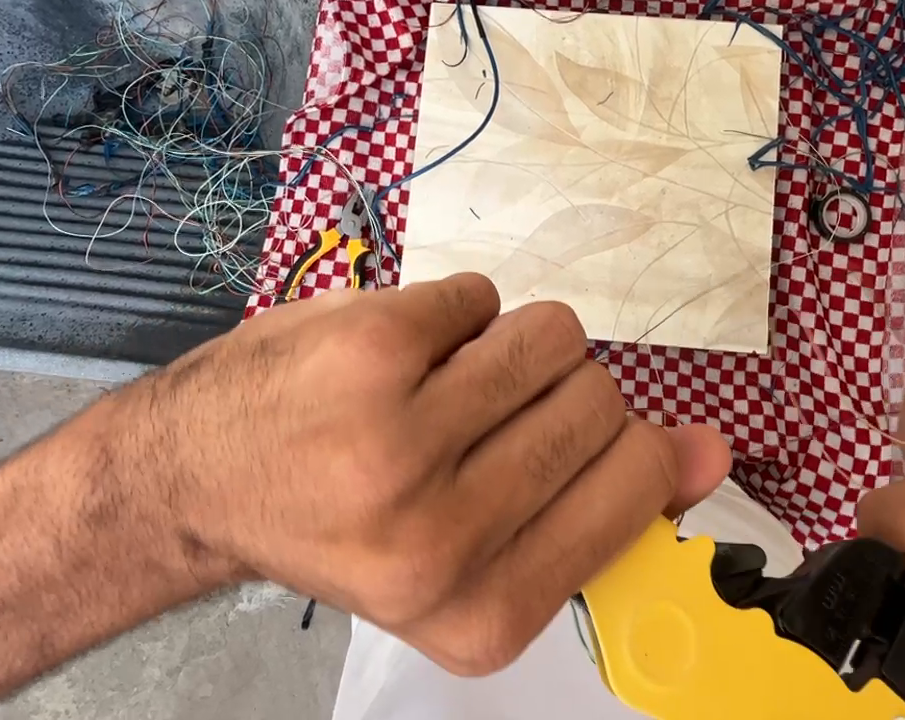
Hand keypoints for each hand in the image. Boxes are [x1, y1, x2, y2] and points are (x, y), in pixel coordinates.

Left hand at [112, 272, 731, 674]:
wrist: (194, 478)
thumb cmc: (347, 521)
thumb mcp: (471, 557)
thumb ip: (593, 508)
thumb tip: (710, 449)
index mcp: (481, 609)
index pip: (632, 490)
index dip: (632, 448)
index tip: (593, 435)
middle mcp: (444, 536)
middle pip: (599, 400)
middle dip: (555, 391)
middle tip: (482, 414)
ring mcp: (403, 438)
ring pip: (555, 335)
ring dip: (512, 344)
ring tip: (445, 379)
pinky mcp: (373, 349)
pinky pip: (484, 294)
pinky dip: (454, 312)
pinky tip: (398, 352)